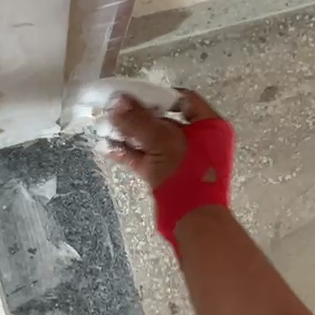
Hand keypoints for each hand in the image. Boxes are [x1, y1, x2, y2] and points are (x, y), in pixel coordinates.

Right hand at [106, 89, 225, 187]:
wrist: (193, 220)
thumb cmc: (187, 173)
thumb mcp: (163, 140)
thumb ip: (139, 120)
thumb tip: (117, 101)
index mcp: (210, 126)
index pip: (184, 100)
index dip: (160, 95)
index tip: (136, 94)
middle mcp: (198, 140)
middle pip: (164, 120)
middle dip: (137, 116)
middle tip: (112, 109)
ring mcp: (181, 159)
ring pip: (152, 141)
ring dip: (128, 134)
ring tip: (104, 127)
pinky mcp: (167, 176)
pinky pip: (146, 158)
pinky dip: (128, 153)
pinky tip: (107, 147)